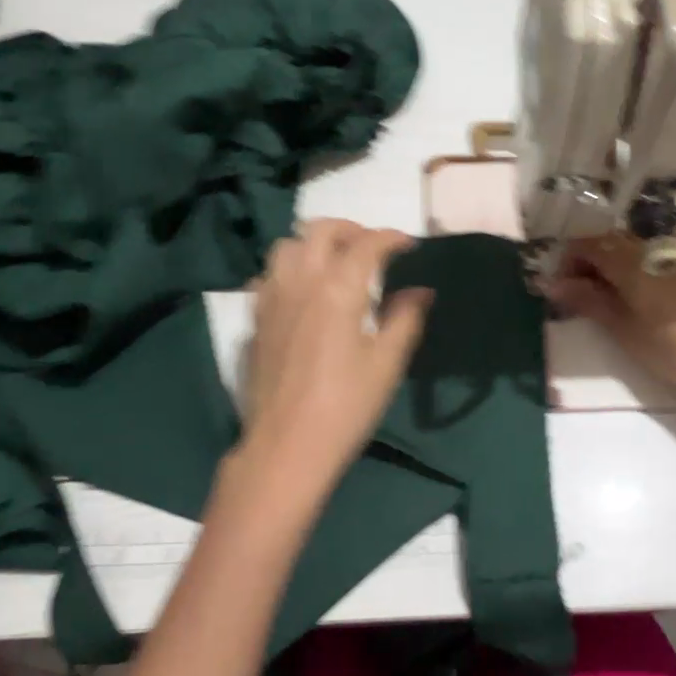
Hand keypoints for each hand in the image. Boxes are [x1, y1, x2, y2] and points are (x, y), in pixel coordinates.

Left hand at [241, 219, 432, 488]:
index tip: (409, 246)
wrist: (287, 445)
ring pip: (287, 246)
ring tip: (334, 264)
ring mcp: (271, 297)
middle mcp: (300, 280)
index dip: (392, 238)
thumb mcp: (387, 364)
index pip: (368, 243)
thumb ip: (405, 319)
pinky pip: (268, 276)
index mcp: (338, 287)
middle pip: (321, 230)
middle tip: (373, 247)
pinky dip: (289, 271)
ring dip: (313, 244)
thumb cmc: (346, 407)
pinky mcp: (254, 319)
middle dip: (351, 230)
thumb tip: (421, 290)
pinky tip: (302, 293)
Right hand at [546, 233, 675, 402]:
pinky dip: (640, 263)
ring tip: (611, 294)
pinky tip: (643, 291)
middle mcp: (654, 244)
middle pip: (611, 240)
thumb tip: (554, 284)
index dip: (567, 262)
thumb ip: (588, 301)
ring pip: (635, 244)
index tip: (560, 288)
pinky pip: (658, 251)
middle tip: (581, 293)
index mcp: (631, 259)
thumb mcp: (623, 329)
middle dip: (590, 261)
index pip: (588, 245)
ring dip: (616, 261)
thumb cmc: (672, 348)